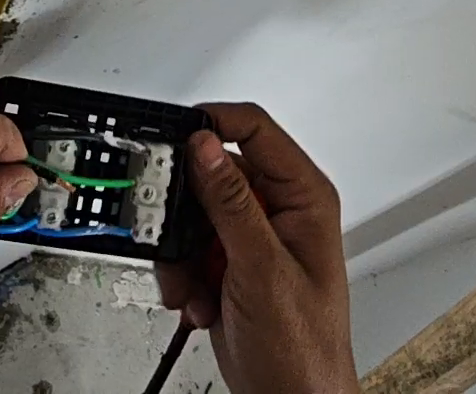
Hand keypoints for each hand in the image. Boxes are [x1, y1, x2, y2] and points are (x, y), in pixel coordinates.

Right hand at [156, 103, 359, 393]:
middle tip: (171, 230)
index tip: (174, 137)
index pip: (254, 128)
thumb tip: (204, 144)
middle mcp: (276, 206)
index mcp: (301, 196)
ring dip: (180, 248)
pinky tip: (197, 298)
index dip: (213, 122)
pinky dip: (181, 269)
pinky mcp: (226, 256)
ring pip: (191, 207)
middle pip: (211, 169)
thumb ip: (230, 202)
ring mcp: (248, 232)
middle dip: (185, 207)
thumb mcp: (262, 269)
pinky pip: (185, 240)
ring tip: (190, 281)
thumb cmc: (304, 353)